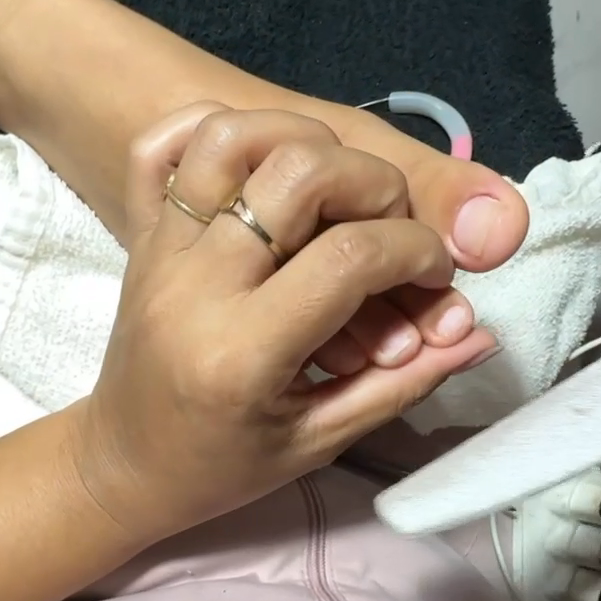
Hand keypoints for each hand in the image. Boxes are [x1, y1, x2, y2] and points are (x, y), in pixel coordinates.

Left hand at [76, 106, 497, 543]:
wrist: (120, 465)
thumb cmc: (219, 469)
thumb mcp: (317, 442)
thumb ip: (401, 385)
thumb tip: (480, 336)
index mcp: (241, 352)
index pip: (350, 255)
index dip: (416, 252)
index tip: (433, 275)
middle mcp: (195, 285)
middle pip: (298, 171)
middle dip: (374, 184)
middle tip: (390, 229)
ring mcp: (160, 251)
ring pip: (230, 136)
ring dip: (302, 140)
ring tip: (336, 189)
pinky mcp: (141, 237)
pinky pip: (161, 147)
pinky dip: (214, 130)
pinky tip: (261, 161)